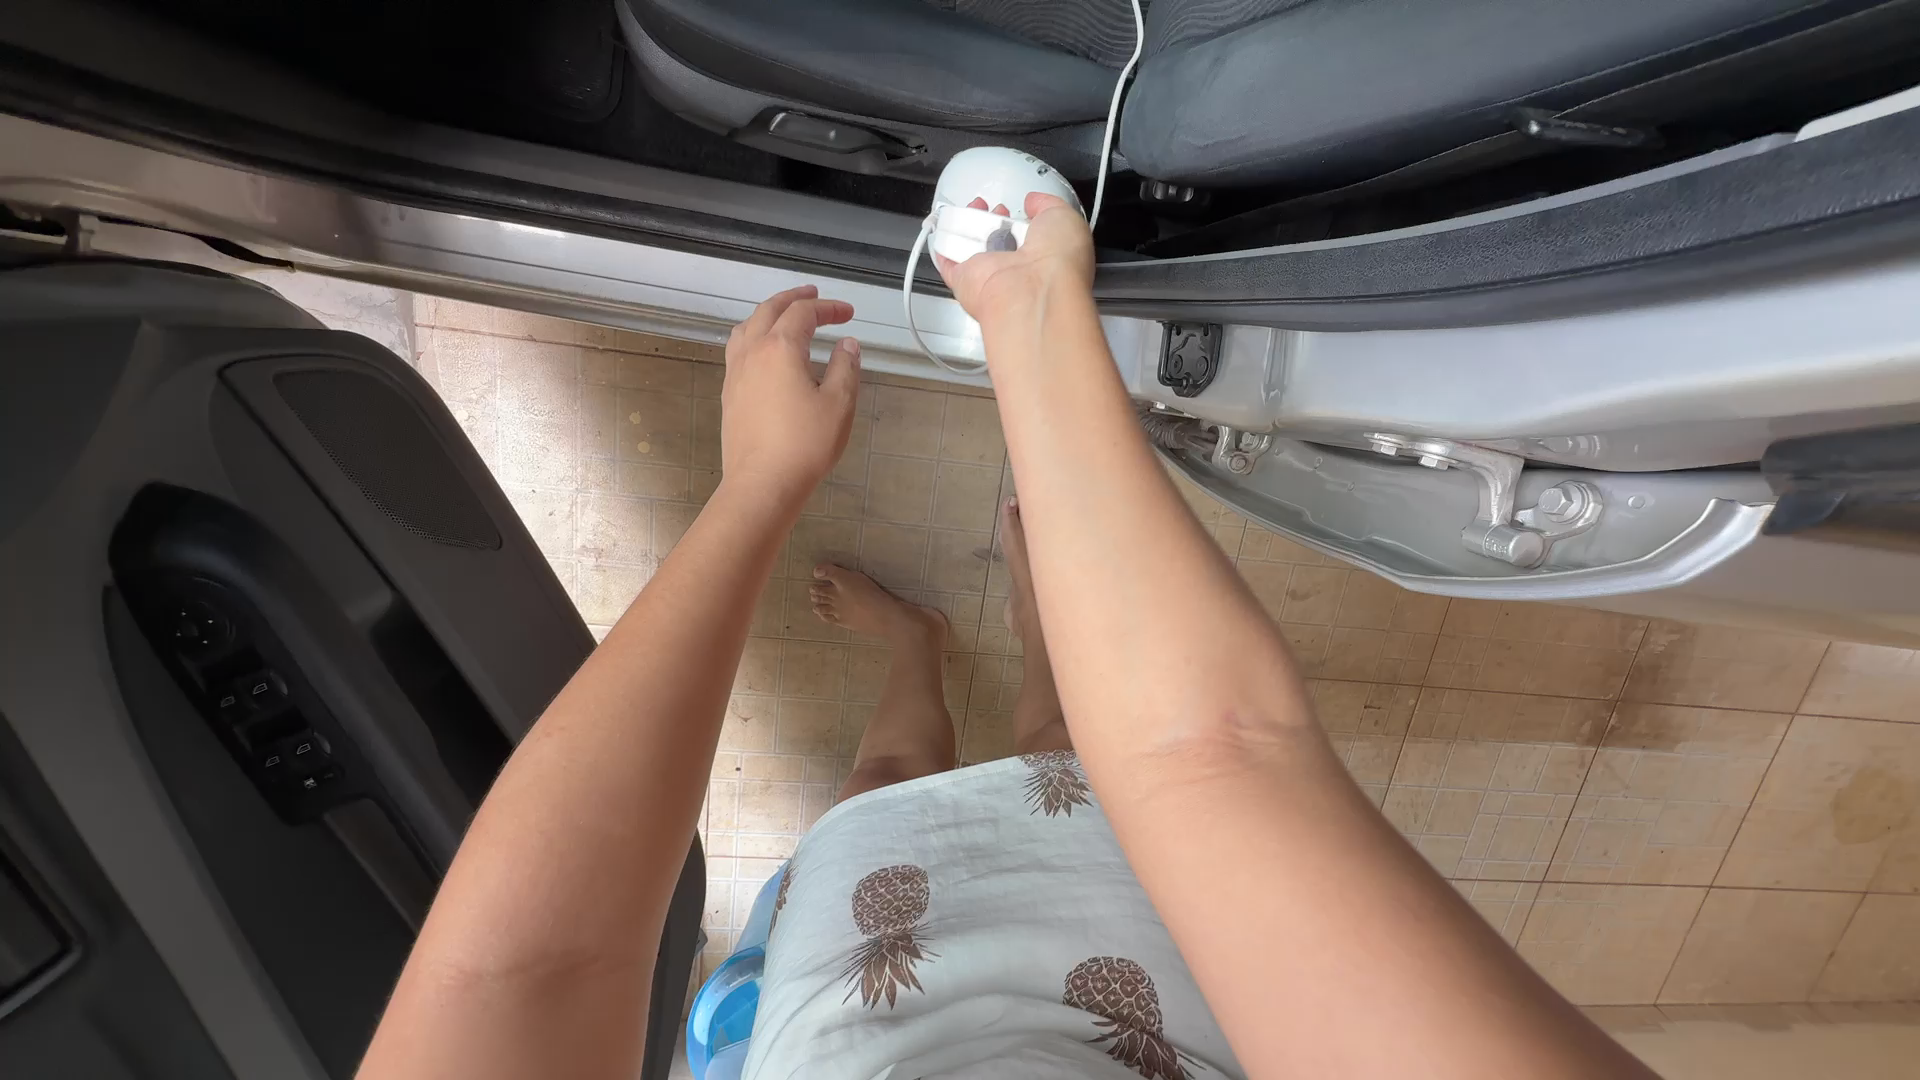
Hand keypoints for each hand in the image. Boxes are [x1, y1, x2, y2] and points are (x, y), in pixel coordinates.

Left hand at [719, 285, 859, 508]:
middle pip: (770, 311)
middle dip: (794, 299)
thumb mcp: (839, 404)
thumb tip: (848, 345)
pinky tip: (764, 352)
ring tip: (784, 316)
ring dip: (768, 314)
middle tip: (813, 295)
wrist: (762, 483)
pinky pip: (739, 349)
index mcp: (781, 348)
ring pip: (747, 327)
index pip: (804, 313)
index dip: (828, 308)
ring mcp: (736, 373)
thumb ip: (846, 368)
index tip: (849, 314)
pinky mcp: (730, 394)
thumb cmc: (805, 444)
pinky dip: (755, 336)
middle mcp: (752, 352)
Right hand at [935, 192, 1094, 325]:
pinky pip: (949, 264)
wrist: (1034, 290)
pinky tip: (945, 228)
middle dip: (996, 219)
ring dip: (971, 225)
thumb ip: (1047, 205)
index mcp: (1045, 257)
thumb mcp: (1063, 216)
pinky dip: (943, 248)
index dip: (1025, 219)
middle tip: (997, 208)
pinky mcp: (966, 283)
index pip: (1031, 237)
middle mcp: (1016, 270)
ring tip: (977, 207)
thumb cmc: (1058, 262)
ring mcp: (990, 277)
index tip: (1021, 206)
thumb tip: (1034, 201)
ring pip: (975, 248)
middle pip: (1000, 241)